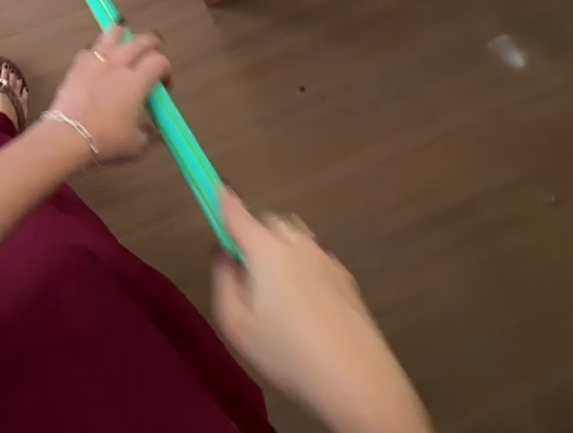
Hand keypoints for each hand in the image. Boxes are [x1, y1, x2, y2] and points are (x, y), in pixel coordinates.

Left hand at [44, 25, 169, 163]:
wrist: (67, 136)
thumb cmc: (106, 141)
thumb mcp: (136, 144)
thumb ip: (149, 134)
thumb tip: (154, 130)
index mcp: (136, 82)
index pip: (159, 61)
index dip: (166, 69)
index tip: (164, 85)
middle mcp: (117, 65)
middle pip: (138, 41)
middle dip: (151, 43)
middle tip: (154, 48)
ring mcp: (95, 62)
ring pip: (111, 34)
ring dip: (122, 34)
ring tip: (125, 39)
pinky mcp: (76, 66)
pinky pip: (90, 49)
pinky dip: (97, 50)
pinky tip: (98, 59)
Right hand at [211, 190, 430, 432]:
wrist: (362, 386)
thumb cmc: (289, 354)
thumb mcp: (235, 323)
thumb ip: (222, 279)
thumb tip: (224, 254)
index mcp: (265, 249)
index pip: (235, 209)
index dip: (219, 196)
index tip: (209, 186)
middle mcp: (297, 245)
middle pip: (268, 220)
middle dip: (253, 232)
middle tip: (245, 268)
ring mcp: (326, 261)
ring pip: (294, 238)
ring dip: (280, 248)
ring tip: (277, 290)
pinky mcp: (348, 282)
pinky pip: (315, 259)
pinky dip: (304, 268)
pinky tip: (306, 306)